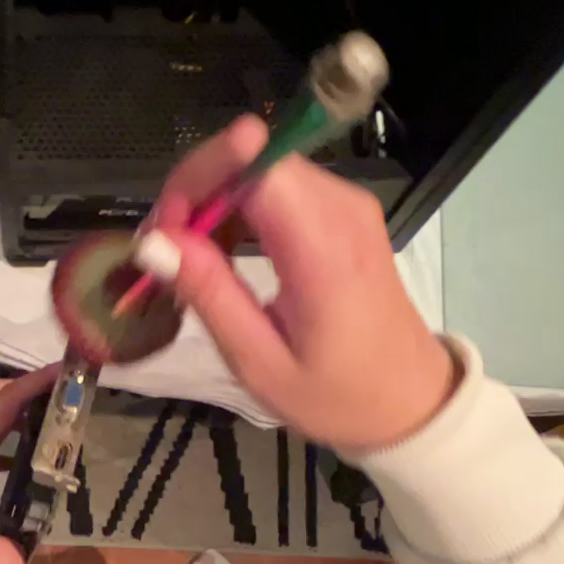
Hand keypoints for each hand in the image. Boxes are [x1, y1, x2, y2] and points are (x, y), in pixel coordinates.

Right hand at [149, 115, 458, 451]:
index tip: (164, 232)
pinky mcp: (343, 214)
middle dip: (195, 194)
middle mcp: (340, 207)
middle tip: (164, 253)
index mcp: (322, 245)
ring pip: (258, 171)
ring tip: (186, 261)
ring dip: (211, 204)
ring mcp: (346, 205)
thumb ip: (210, 295)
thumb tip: (155, 242)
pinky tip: (220, 255)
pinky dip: (237, 213)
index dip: (198, 180)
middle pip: (250, 160)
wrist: (407, 402)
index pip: (253, 161)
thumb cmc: (335, 396)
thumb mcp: (260, 361)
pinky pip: (276, 190)